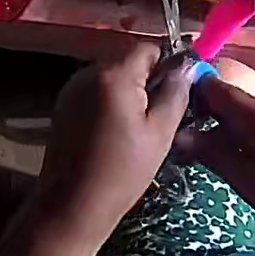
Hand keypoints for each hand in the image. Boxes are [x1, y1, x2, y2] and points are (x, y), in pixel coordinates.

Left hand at [35, 42, 196, 244]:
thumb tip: (189, 65)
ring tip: (140, 127)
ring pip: (114, 76)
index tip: (180, 90)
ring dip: (131, 91)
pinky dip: (113, 101)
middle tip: (163, 115)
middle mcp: (88, 73)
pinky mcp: (64, 105)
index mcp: (113, 75)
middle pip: (130, 60)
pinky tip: (117, 132)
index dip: (168, 64)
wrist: (71, 208)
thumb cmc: (122, 171)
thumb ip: (176, 91)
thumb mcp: (160, 132)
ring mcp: (73, 88)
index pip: (149, 48)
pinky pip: (98, 90)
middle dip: (150, 80)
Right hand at [173, 76, 254, 246]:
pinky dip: (231, 134)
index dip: (184, 89)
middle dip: (194, 109)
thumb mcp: (249, 180)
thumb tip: (176, 134)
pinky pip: (250, 126)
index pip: (211, 86)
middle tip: (164, 129)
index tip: (157, 102)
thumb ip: (213, 155)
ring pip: (235, 113)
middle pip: (222, 98)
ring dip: (211, 124)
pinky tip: (220, 155)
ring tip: (183, 145)